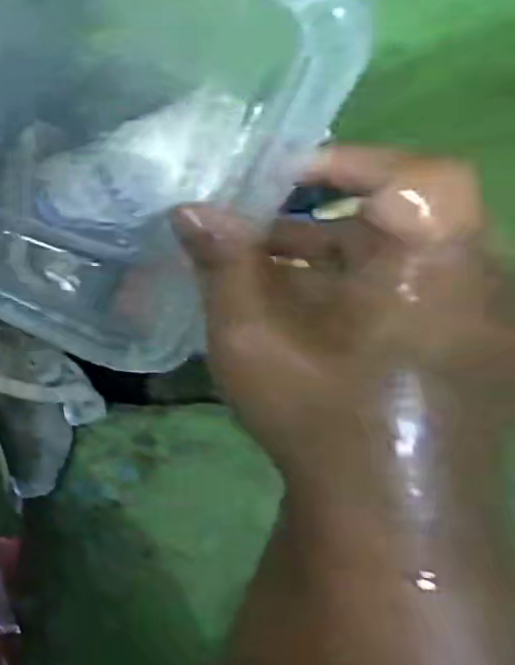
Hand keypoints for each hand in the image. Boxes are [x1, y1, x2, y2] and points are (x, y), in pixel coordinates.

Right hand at [172, 146, 514, 492]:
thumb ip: (224, 264)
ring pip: (393, 251)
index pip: (422, 177)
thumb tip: (191, 208)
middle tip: (230, 233)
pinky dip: (338, 279)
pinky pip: (401, 284)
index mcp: (430, 273)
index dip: (350, 160)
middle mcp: (470, 282)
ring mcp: (473, 314)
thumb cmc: (316, 410)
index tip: (271, 177)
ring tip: (242, 275)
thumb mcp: (248, 335)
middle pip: (395, 215)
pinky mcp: (462, 340)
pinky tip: (282, 311)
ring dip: (315, 249)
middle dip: (304, 214)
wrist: (390, 504)